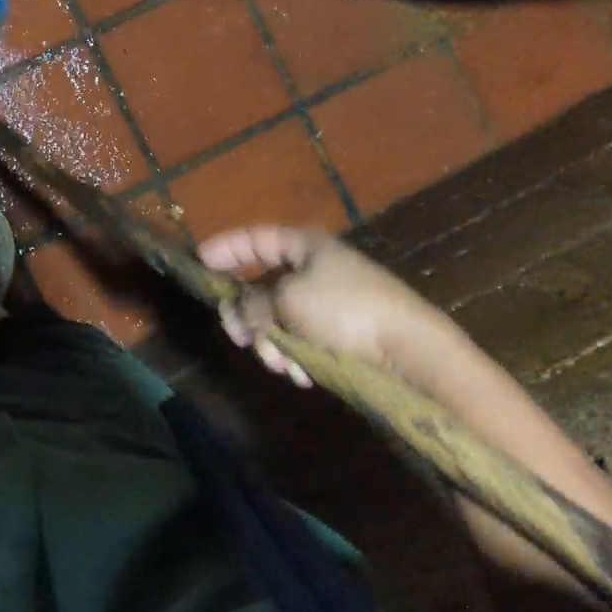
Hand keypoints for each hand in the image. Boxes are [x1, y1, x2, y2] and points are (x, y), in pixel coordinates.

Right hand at [197, 225, 446, 386]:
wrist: (412, 354)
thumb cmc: (345, 311)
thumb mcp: (286, 300)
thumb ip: (251, 302)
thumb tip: (241, 312)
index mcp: (306, 246)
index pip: (256, 238)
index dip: (225, 247)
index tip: (199, 261)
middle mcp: (317, 270)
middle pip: (262, 287)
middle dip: (246, 316)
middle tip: (236, 336)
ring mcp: (331, 304)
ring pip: (279, 320)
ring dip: (271, 344)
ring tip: (281, 363)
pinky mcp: (344, 335)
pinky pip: (302, 341)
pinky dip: (295, 356)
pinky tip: (304, 374)